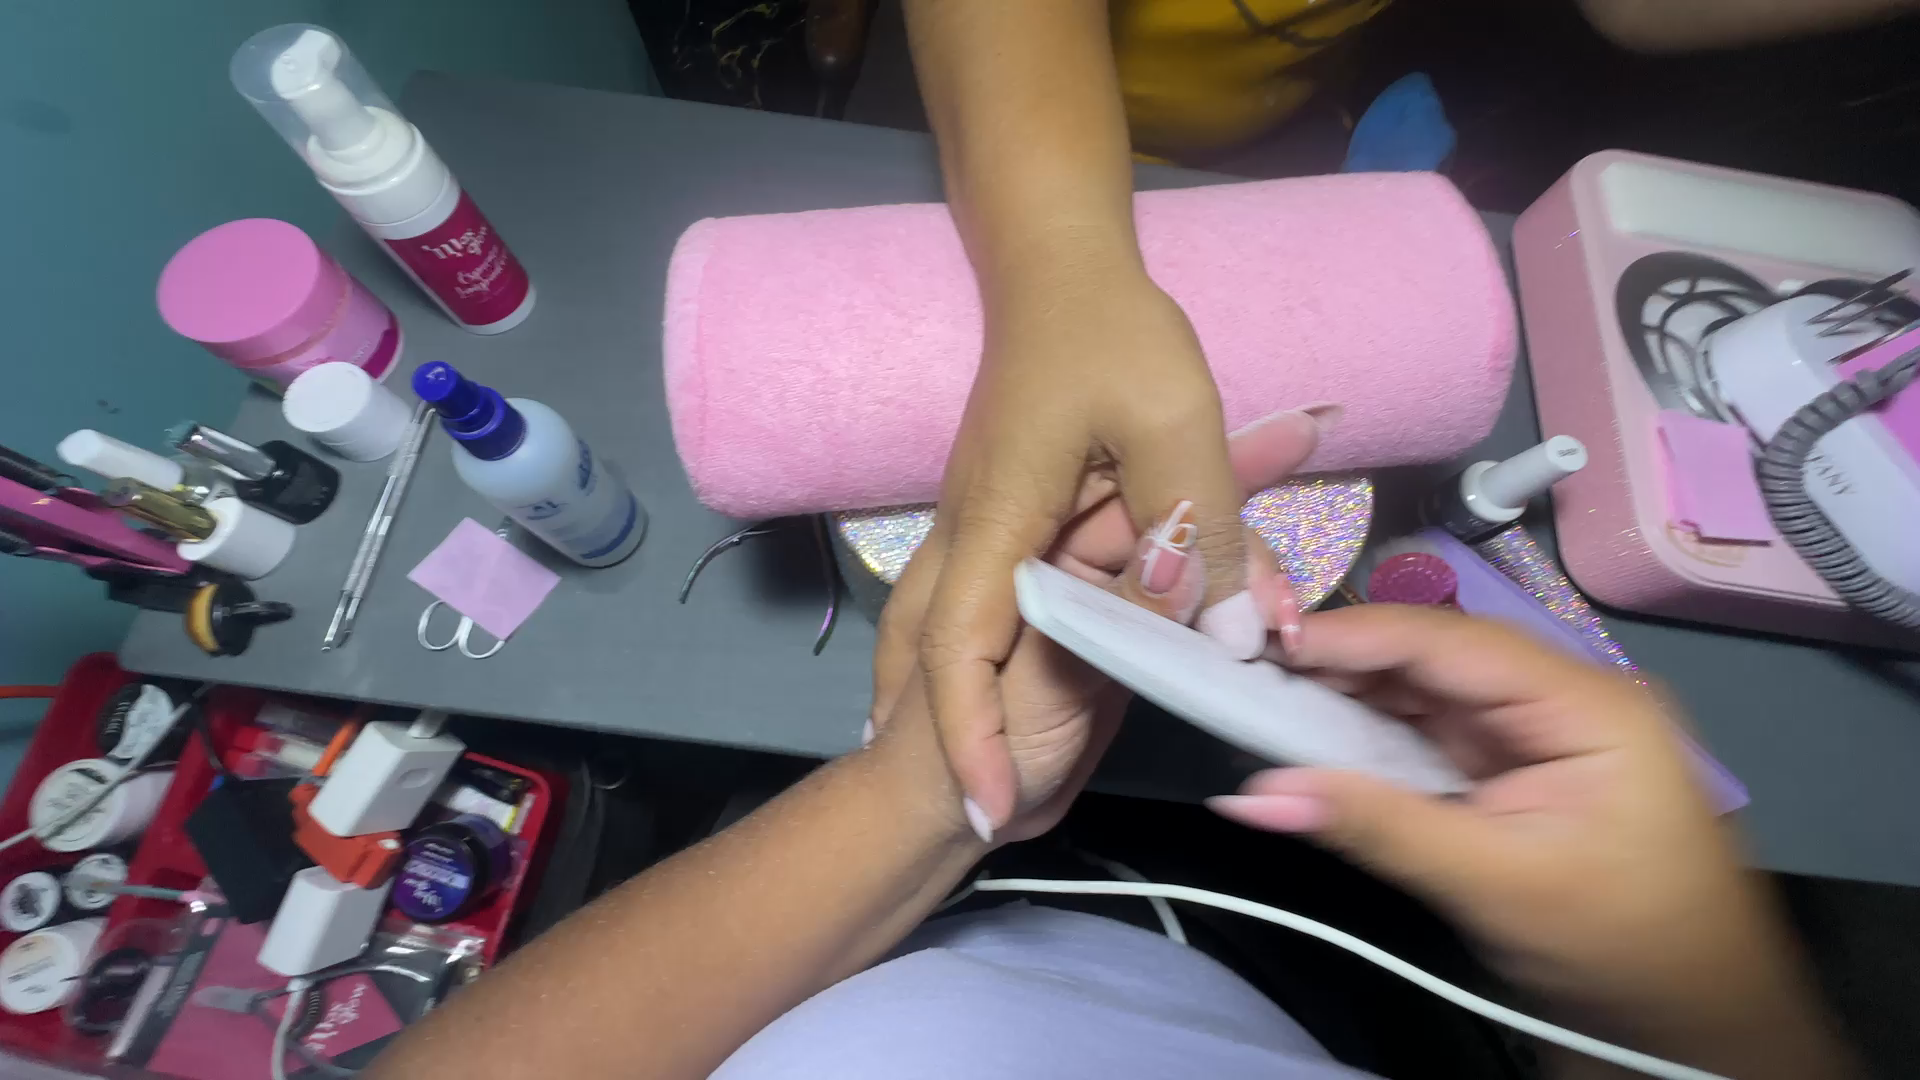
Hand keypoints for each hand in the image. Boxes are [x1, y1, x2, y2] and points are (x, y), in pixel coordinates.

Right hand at [873, 264, 1335, 838]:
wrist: (1055, 275)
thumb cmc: (1108, 334)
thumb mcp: (1172, 418)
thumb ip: (1191, 523)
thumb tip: (1210, 626)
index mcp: (1000, 519)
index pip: (963, 642)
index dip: (966, 732)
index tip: (985, 808)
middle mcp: (967, 533)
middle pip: (922, 648)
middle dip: (937, 736)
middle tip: (972, 808)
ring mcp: (970, 522)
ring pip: (926, 627)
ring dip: (931, 702)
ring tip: (965, 767)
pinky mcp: (987, 512)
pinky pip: (955, 599)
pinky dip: (951, 656)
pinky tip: (975, 680)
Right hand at [1210, 606, 1849, 1076]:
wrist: (1686, 1025)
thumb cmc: (1620, 950)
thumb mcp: (1491, 884)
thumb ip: (1369, 826)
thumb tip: (1249, 796)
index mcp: (1586, 702)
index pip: (1450, 642)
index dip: (1354, 634)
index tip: (1266, 640)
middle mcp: (1553, 691)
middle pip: (1427, 650)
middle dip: (1338, 654)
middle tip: (1252, 662)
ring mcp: (1523, 720)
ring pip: (1412, 678)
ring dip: (1339, 683)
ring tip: (1264, 685)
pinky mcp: (1495, 750)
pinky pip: (1413, 716)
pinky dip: (1356, 717)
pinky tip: (1306, 717)